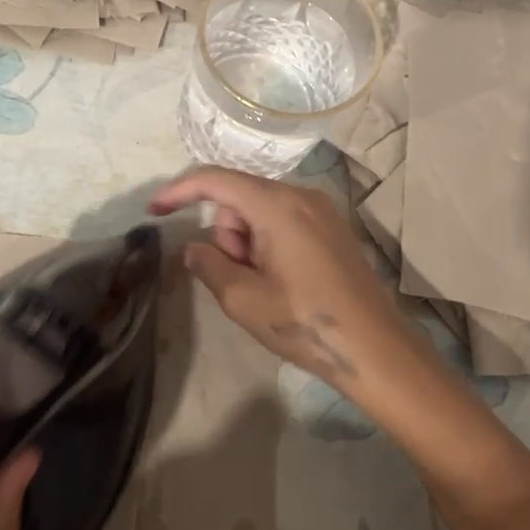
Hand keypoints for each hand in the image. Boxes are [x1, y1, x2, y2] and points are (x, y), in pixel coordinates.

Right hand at [148, 166, 431, 386]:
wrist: (375, 349)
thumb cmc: (306, 322)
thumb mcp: (242, 299)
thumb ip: (208, 265)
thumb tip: (194, 248)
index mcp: (278, 206)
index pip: (216, 181)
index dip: (179, 191)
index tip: (154, 211)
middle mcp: (302, 196)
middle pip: (238, 198)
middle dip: (226, 234)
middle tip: (239, 278)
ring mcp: (322, 211)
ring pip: (259, 211)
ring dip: (247, 243)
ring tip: (263, 286)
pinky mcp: (332, 229)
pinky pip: (282, 221)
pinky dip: (267, 244)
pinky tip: (280, 280)